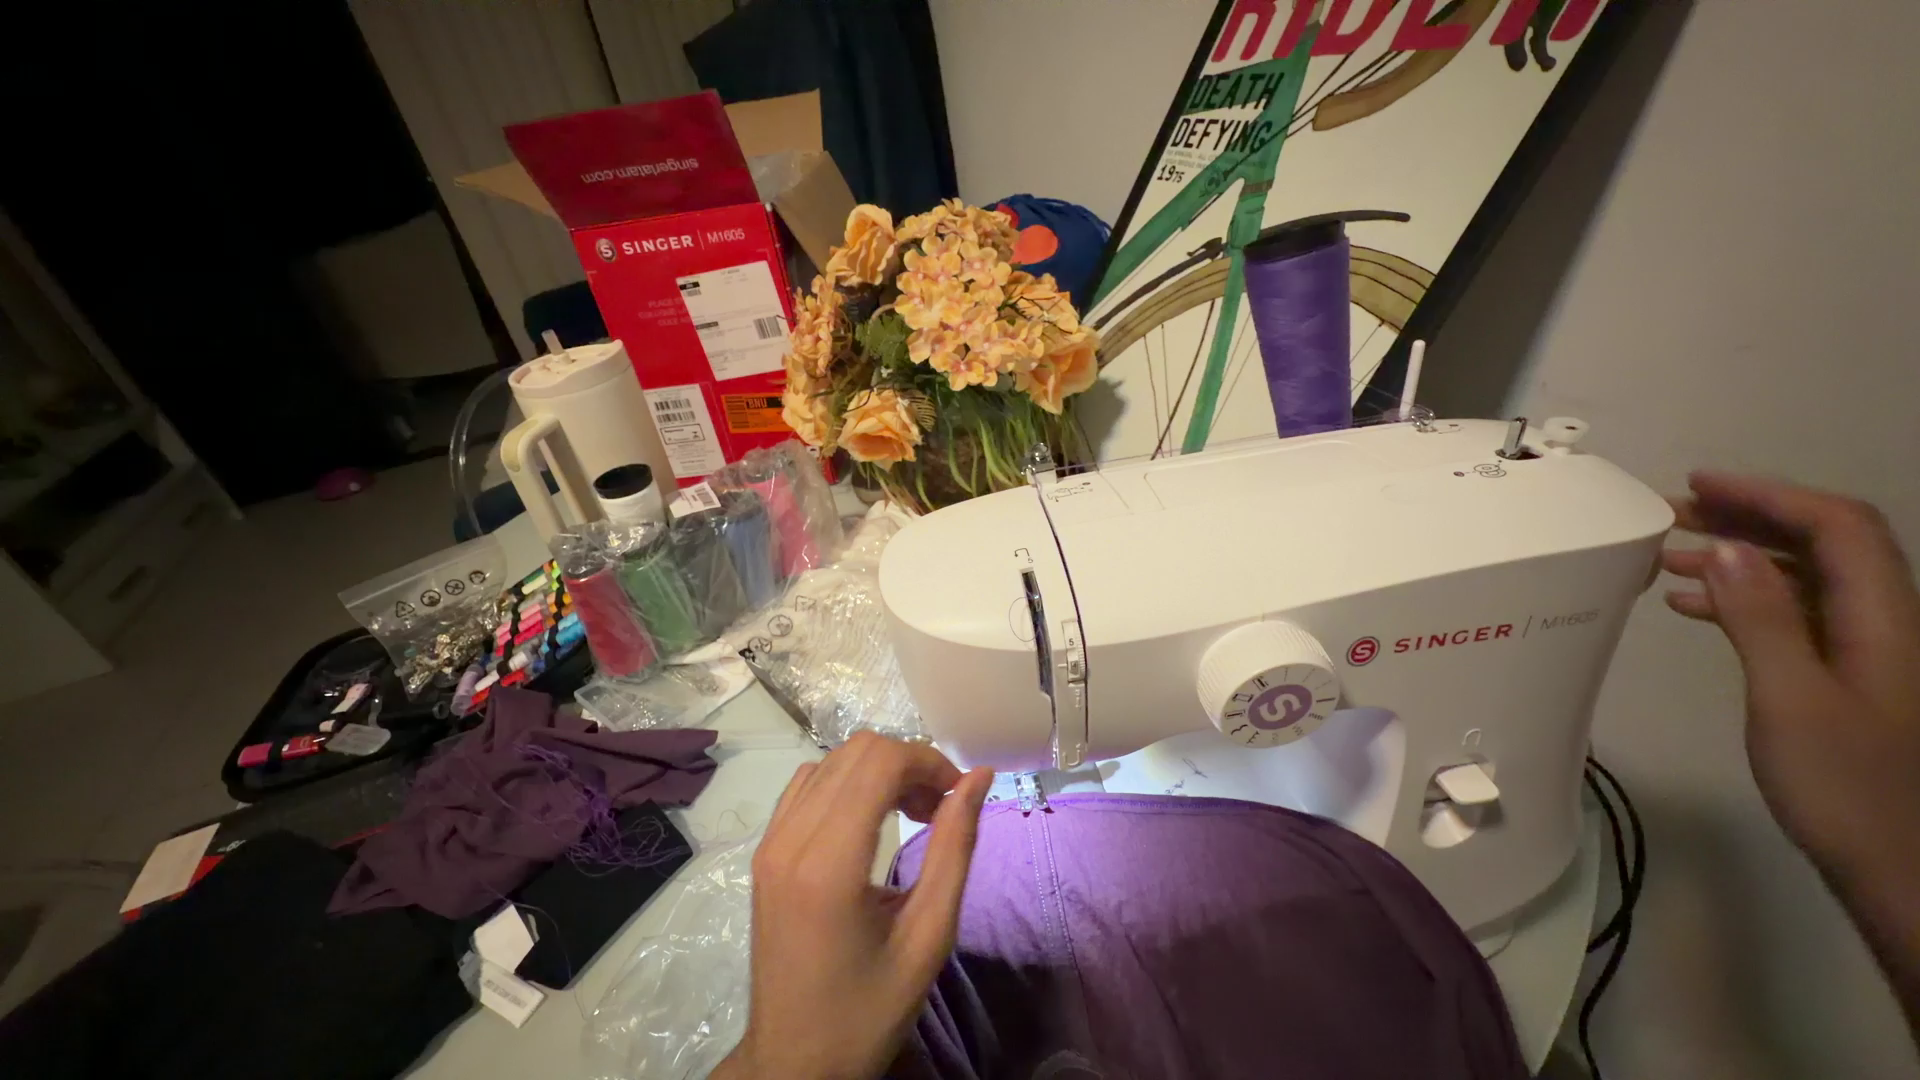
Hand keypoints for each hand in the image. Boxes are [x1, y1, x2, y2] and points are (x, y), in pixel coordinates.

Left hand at [714, 733, 993, 1079]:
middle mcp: (789, 839)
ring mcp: (769, 842)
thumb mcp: (928, 936)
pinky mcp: (764, 851)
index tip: (958, 797)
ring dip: (880, 771)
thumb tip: (979, 778)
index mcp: (828, 864)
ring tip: (911, 814)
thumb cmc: (869, 1010)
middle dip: (909, 764)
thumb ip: (955, 848)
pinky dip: (848, 784)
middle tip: (939, 809)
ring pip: (832, 760)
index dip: (929, 762)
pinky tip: (870, 820)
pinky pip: (808, 785)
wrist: (793, 1062)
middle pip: (857, 750)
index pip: (880, 761)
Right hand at [1662, 470, 1919, 868]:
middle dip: (1749, 516)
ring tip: (1665, 553)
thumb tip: (1721, 547)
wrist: (1898, 867)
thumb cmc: (1845, 786)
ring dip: (1739, 555)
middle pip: (1826, 543)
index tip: (1697, 484)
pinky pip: (1794, 612)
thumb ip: (1761, 617)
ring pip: (1806, 576)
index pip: (1838, 528)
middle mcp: (1884, 622)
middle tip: (1671, 511)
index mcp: (1884, 620)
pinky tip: (1692, 605)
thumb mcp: (1791, 698)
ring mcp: (1866, 650)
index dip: (1770, 495)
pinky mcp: (1845, 675)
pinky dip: (1741, 596)